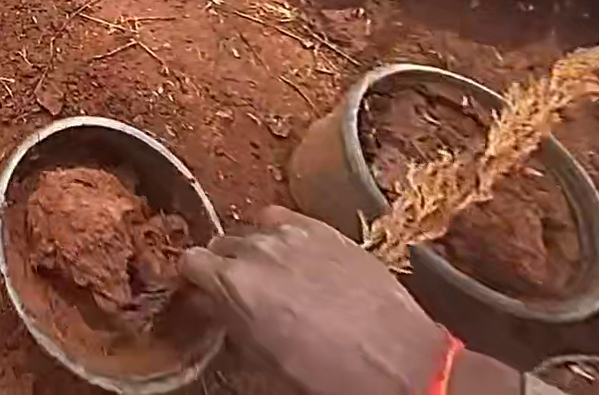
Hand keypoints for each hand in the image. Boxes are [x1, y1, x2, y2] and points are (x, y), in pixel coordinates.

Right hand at [180, 207, 449, 394]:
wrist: (408, 367)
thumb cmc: (335, 378)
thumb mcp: (270, 362)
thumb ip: (231, 322)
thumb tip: (211, 303)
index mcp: (234, 285)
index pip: (190, 260)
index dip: (195, 276)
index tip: (203, 289)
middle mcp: (252, 249)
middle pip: (220, 244)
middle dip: (226, 265)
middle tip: (247, 291)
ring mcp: (285, 233)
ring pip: (250, 231)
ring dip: (254, 251)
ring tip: (279, 277)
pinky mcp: (315, 225)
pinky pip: (279, 219)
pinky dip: (279, 234)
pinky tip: (297, 257)